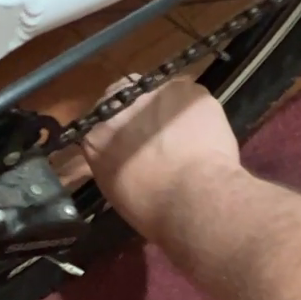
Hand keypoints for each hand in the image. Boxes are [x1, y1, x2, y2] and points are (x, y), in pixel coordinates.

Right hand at [82, 78, 243, 239]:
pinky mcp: (186, 90)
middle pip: (126, 98)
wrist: (193, 199)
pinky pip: (190, 98)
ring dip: (169, 111)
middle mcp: (119, 107)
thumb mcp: (116, 189)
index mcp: (96, 136)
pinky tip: (203, 134)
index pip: (101, 122)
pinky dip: (196, 113)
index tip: (132, 142)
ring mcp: (153, 93)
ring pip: (160, 95)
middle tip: (158, 137)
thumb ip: (114, 162)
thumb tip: (126, 158)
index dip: (120, 130)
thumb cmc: (153, 209)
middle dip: (140, 113)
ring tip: (185, 137)